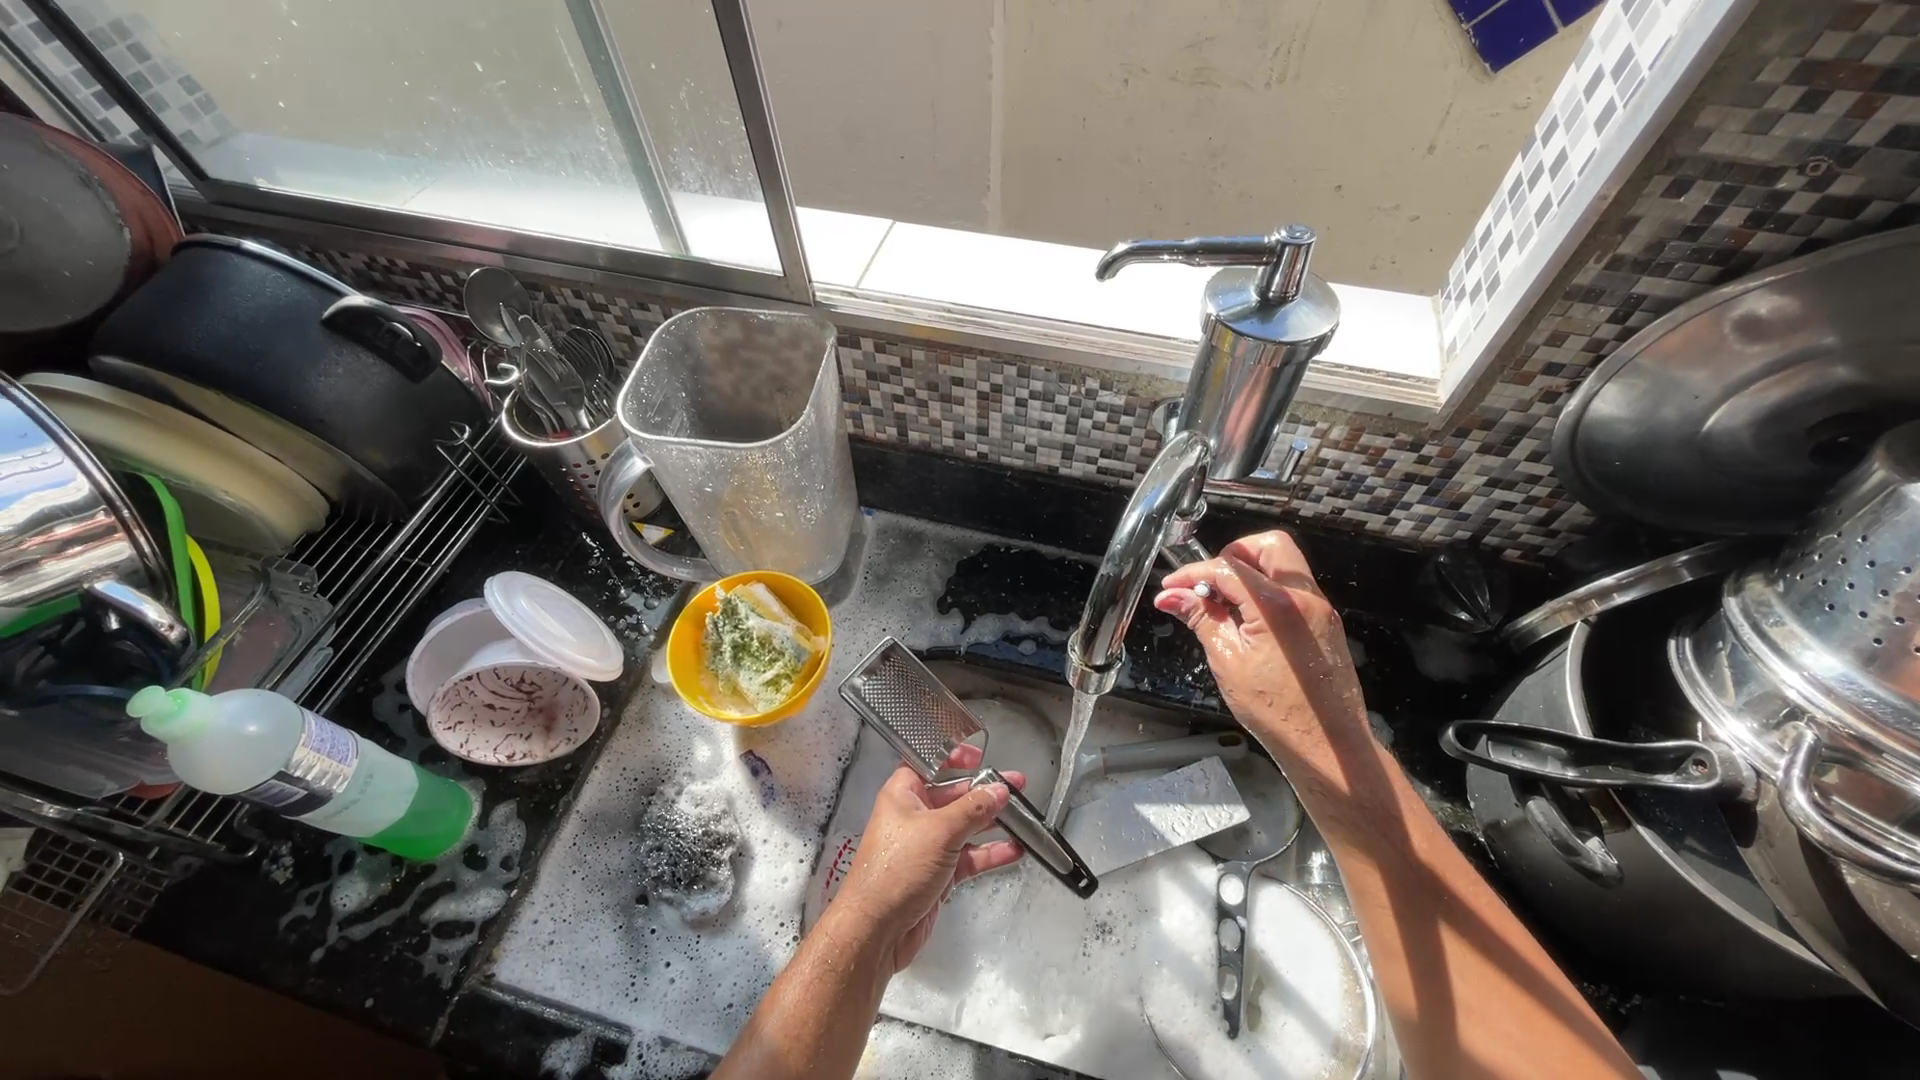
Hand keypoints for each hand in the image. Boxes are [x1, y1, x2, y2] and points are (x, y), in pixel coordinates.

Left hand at [828, 743, 1025, 972]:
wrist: (877, 930)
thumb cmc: (895, 871)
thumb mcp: (940, 831)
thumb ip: (973, 809)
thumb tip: (998, 791)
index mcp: (903, 795)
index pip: (929, 764)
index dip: (952, 757)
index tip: (979, 756)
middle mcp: (914, 817)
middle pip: (953, 796)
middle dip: (983, 793)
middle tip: (1014, 785)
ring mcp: (927, 847)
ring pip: (965, 828)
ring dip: (992, 824)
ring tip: (1022, 816)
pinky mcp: (938, 874)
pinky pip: (968, 857)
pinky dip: (990, 854)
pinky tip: (1013, 850)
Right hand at [1153, 531, 1368, 768]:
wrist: (1328, 745)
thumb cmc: (1274, 709)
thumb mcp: (1227, 661)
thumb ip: (1201, 619)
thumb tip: (1170, 596)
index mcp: (1278, 605)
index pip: (1228, 568)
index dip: (1193, 574)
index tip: (1171, 588)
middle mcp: (1305, 596)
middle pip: (1269, 546)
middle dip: (1233, 555)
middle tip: (1210, 582)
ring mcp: (1320, 608)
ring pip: (1284, 564)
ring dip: (1251, 571)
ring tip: (1224, 603)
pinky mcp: (1325, 622)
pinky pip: (1294, 587)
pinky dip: (1267, 589)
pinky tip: (1246, 619)